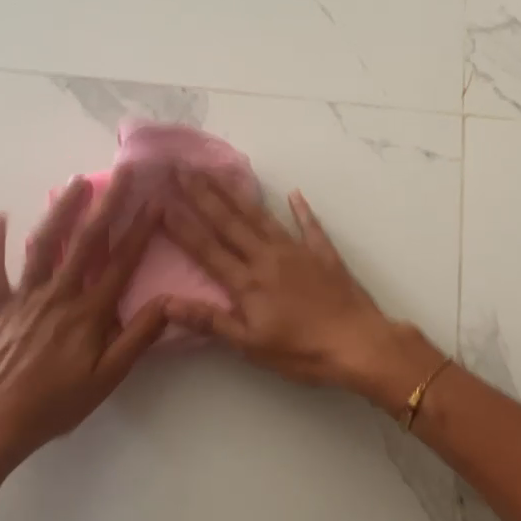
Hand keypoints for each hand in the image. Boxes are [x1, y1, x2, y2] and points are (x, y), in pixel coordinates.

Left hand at [0, 175, 168, 479]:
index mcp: (88, 313)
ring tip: (76, 180)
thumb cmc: (56, 404)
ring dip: (61, 210)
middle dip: (107, 204)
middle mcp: (57, 296)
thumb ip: (138, 338)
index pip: (121, 263)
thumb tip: (168, 301)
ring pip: (43, 245)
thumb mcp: (108, 378)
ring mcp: (23, 299)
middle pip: (86, 242)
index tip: (156, 201)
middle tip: (122, 172)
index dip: (140, 231)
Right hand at [159, 170, 443, 408]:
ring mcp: (298, 252)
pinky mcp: (324, 255)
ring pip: (262, 218)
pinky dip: (301, 210)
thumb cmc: (302, 351)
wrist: (359, 343)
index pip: (207, 249)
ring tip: (219, 173)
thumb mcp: (250, 344)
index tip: (161, 201)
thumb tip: (165, 302)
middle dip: (203, 196)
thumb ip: (210, 320)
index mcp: (247, 282)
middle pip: (230, 223)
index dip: (182, 226)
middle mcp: (268, 258)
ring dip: (239, 195)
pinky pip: (310, 227)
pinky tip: (294, 195)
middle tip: (182, 169)